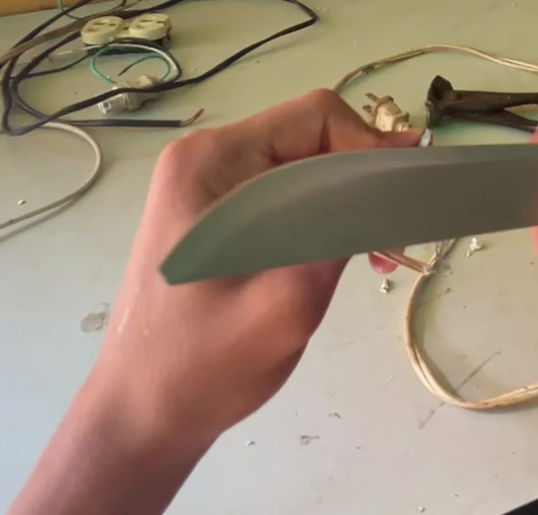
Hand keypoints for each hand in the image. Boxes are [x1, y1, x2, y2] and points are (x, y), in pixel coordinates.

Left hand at [96, 88, 421, 439]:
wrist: (139, 419)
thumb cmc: (199, 368)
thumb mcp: (284, 307)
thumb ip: (339, 237)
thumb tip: (392, 183)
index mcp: (211, 162)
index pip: (316, 117)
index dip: (367, 147)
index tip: (397, 197)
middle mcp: (211, 156)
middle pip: (317, 134)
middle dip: (363, 177)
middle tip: (392, 234)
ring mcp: (216, 180)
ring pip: (312, 161)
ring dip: (352, 198)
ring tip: (376, 251)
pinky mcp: (226, 206)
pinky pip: (295, 186)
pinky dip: (331, 212)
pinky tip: (348, 251)